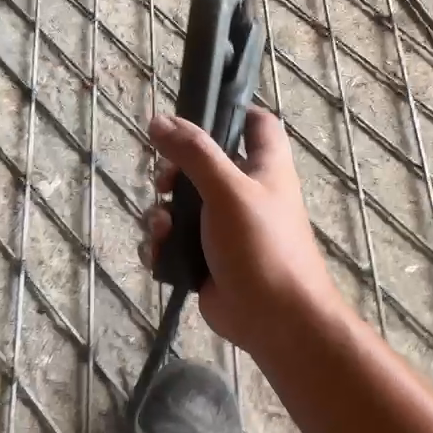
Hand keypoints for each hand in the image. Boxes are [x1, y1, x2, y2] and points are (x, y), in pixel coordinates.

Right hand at [143, 108, 345, 356]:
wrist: (275, 321)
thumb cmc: (262, 246)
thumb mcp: (227, 189)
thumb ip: (192, 152)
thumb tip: (157, 119)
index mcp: (264, 169)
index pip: (255, 124)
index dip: (230, 111)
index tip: (194, 112)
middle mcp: (244, 194)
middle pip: (200, 165)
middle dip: (172, 172)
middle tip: (163, 182)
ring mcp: (222, 228)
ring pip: (177, 205)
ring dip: (160, 214)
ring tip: (164, 229)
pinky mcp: (203, 258)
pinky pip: (170, 241)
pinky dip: (159, 245)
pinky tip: (159, 253)